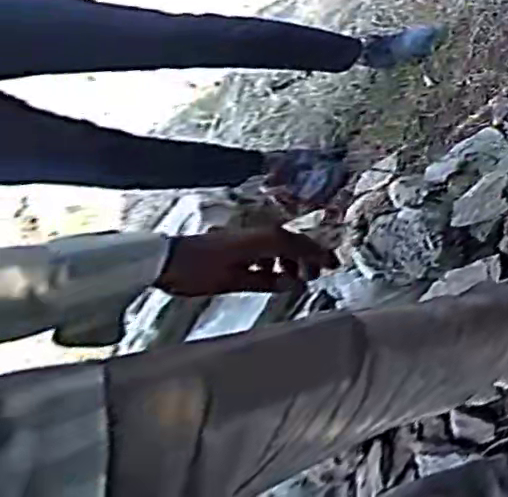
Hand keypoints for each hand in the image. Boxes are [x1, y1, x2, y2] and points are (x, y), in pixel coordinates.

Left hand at [156, 227, 338, 295]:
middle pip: (298, 244)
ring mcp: (254, 235)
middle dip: (309, 259)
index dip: (321, 258)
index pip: (305, 248)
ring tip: (292, 277)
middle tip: (316, 275)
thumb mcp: (232, 280)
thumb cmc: (198, 270)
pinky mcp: (242, 240)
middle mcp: (268, 234)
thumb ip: (266, 282)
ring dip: (292, 260)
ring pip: (284, 246)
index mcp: (270, 241)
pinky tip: (269, 272)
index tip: (334, 267)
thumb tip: (294, 285)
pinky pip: (270, 247)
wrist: (161, 259)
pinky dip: (276, 259)